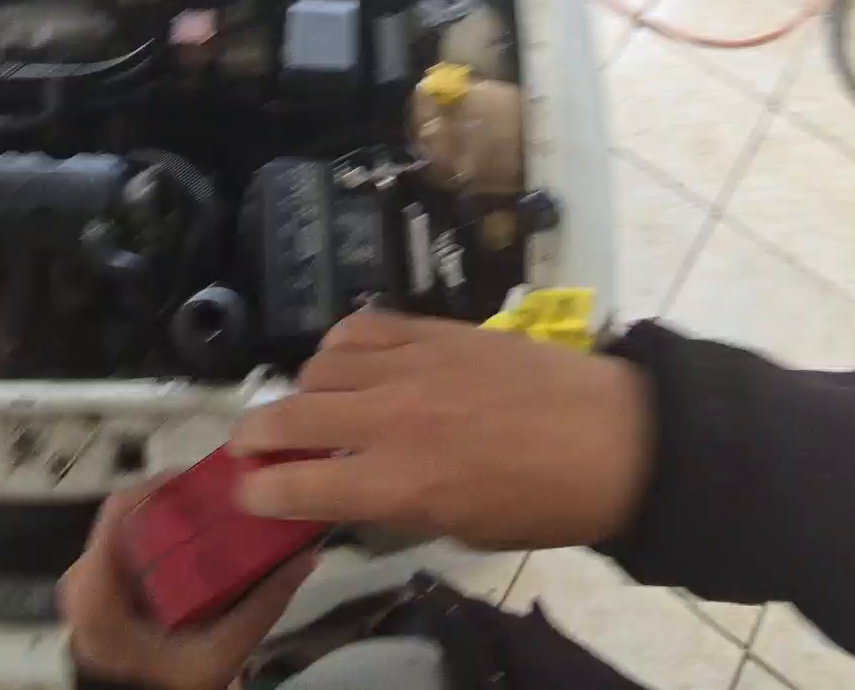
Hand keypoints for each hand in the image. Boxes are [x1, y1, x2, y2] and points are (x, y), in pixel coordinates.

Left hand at [60, 484, 318, 689]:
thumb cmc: (169, 687)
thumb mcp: (220, 655)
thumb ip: (262, 606)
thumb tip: (307, 555)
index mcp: (97, 590)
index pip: (121, 507)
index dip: (165, 484)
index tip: (210, 481)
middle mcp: (82, 577)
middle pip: (131, 510)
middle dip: (179, 499)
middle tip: (225, 500)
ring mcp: (86, 581)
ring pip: (131, 522)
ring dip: (172, 516)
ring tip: (215, 517)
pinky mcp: (96, 586)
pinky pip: (127, 540)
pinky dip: (161, 534)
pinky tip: (196, 542)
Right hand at [230, 312, 653, 550]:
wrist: (608, 435)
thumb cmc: (541, 501)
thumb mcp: (462, 528)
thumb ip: (394, 505)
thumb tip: (352, 485)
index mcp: (399, 485)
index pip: (298, 486)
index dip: (258, 491)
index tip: (246, 490)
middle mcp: (390, 420)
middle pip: (291, 416)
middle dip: (253, 434)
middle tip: (249, 444)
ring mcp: (409, 365)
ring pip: (319, 364)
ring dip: (303, 388)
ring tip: (314, 401)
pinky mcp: (432, 329)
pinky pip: (362, 325)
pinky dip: (341, 343)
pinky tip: (347, 357)